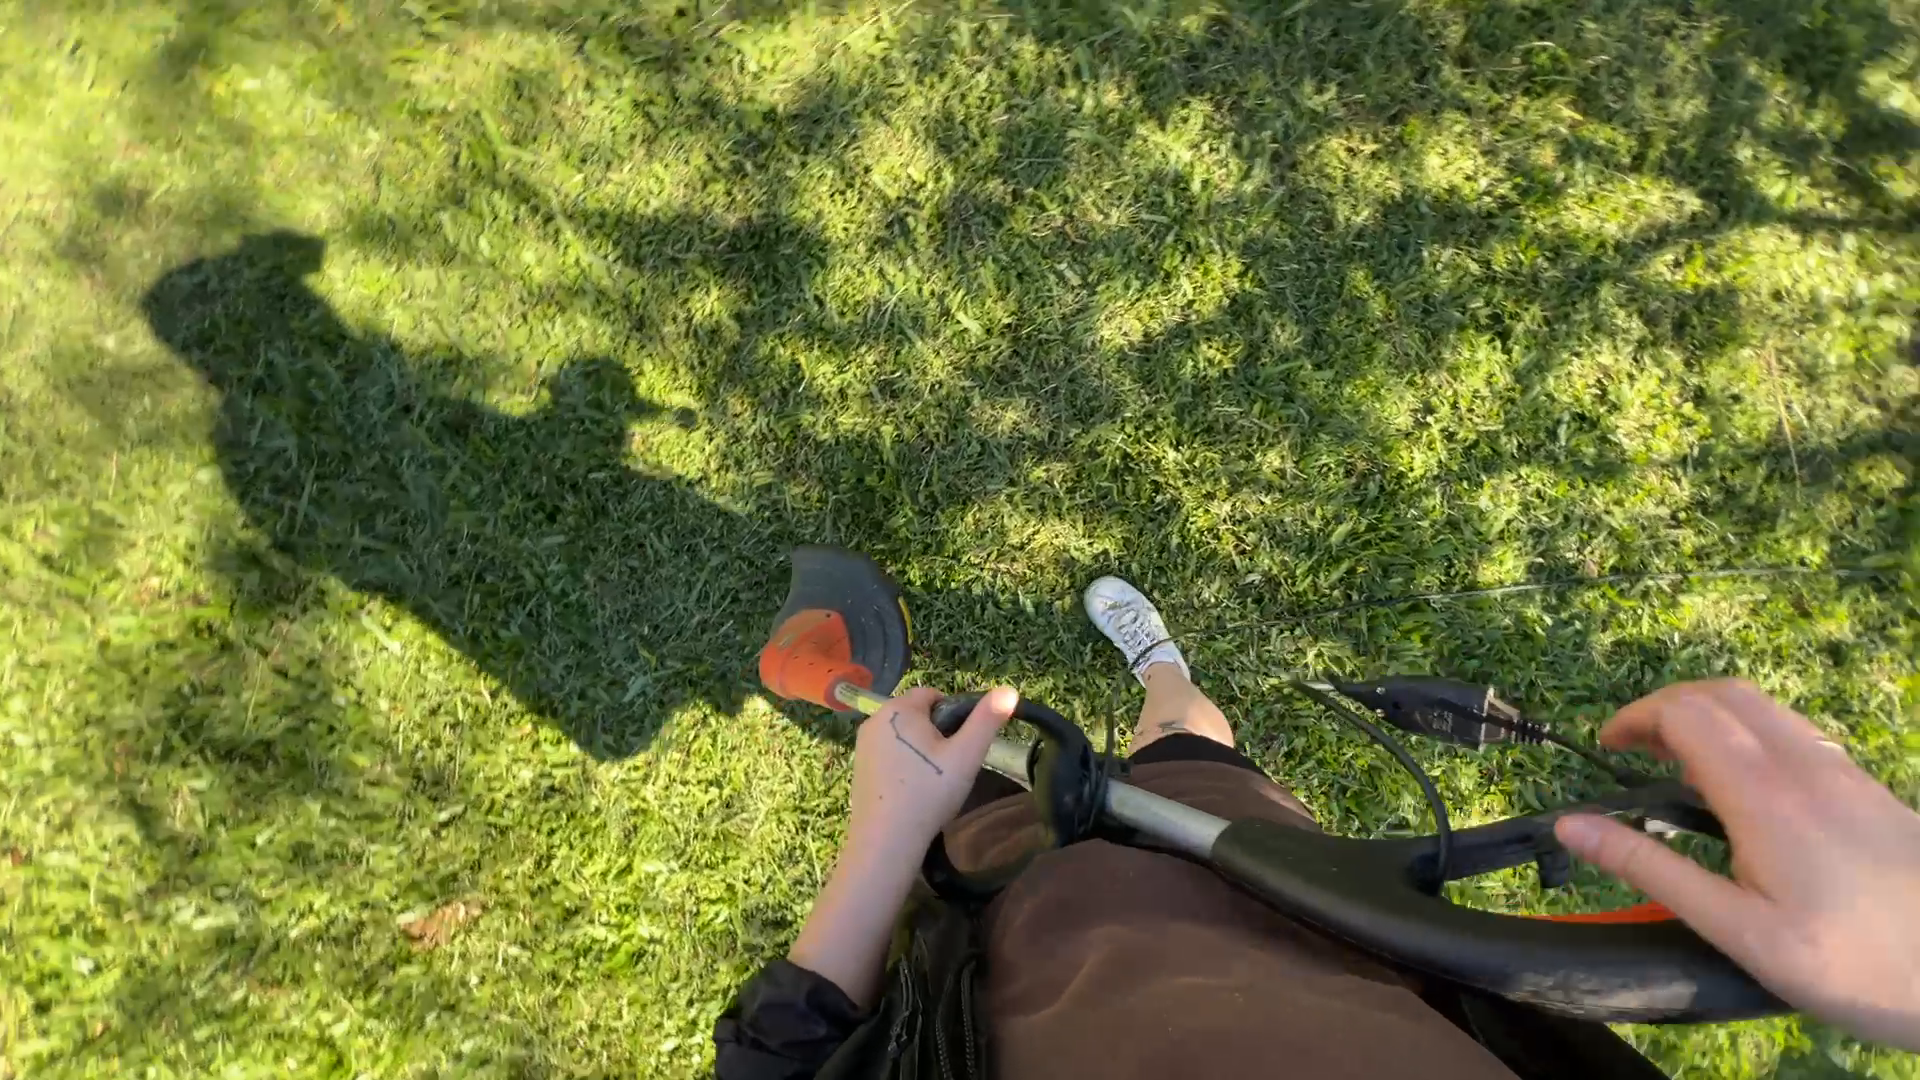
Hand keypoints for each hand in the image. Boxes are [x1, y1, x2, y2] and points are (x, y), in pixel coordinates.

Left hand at [787, 686, 1016, 1006]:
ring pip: (903, 734)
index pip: (932, 695)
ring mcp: (863, 744)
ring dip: (920, 749)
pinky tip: (912, 791)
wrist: (885, 843)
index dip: (952, 716)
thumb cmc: (929, 793)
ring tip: (932, 782)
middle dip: (936, 733)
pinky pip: (888, 753)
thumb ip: (987, 720)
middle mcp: (876, 719)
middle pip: (917, 714)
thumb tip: (1009, 690)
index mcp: (899, 708)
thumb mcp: (966, 756)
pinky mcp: (858, 766)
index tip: (960, 746)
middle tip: (949, 767)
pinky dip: (903, 764)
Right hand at [1553, 680, 1919, 1048]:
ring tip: (1677, 758)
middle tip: (1634, 746)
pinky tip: (1738, 781)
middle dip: (1663, 706)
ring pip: (1761, 706)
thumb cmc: (1863, 966)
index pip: (1685, 713)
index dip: (1634, 717)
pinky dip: (1743, 731)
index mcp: (1766, 796)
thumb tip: (1567, 824)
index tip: (1609, 748)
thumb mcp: (1741, 932)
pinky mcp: (1871, 791)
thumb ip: (1650, 869)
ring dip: (1703, 713)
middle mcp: (1807, 770)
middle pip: (1721, 694)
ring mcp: (1846, 776)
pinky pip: (1792, 731)